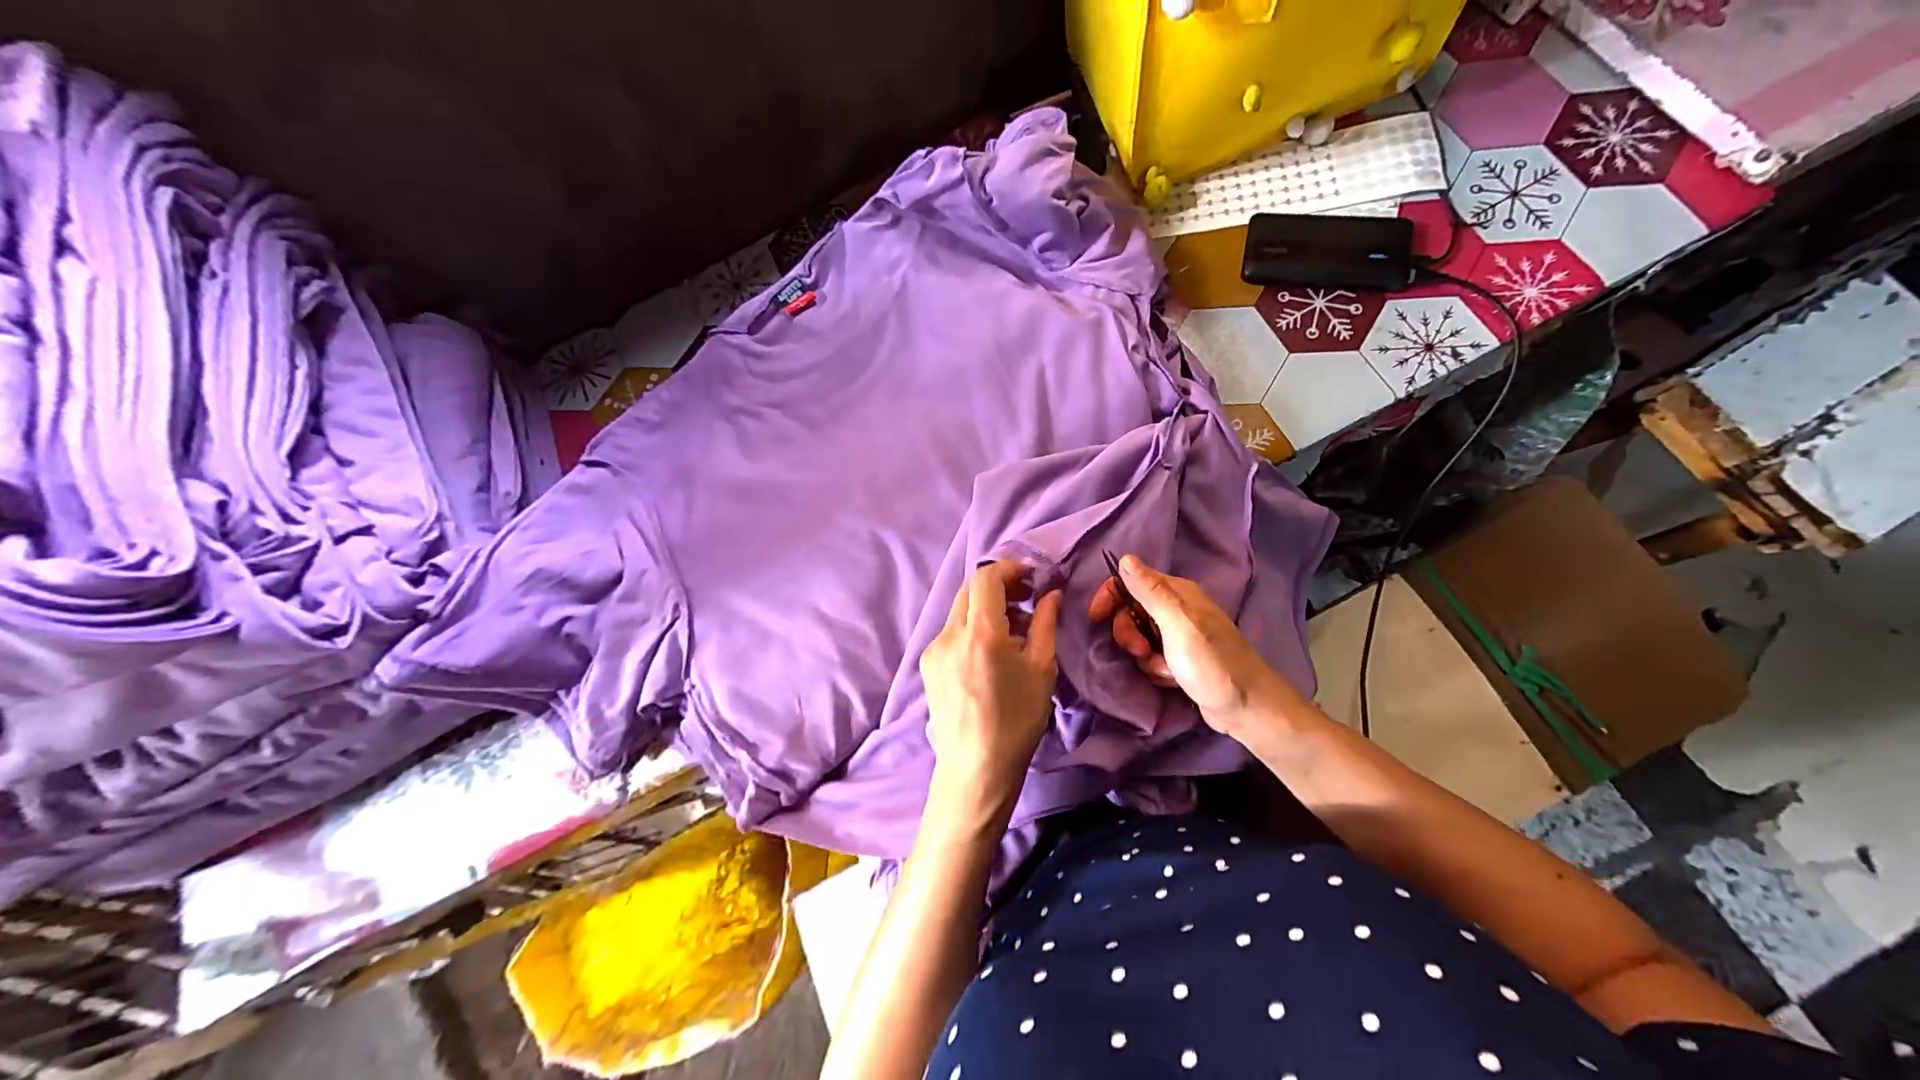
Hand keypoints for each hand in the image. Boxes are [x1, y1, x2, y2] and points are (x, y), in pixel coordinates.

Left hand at [919, 561, 1062, 818]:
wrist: (976, 767)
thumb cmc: (1017, 720)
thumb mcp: (1042, 669)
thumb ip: (1045, 623)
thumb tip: (1051, 593)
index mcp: (980, 633)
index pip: (986, 578)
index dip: (1010, 569)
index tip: (1032, 578)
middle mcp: (949, 634)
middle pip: (970, 590)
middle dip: (999, 585)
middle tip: (1027, 598)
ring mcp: (934, 649)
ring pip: (959, 610)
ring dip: (986, 607)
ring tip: (1015, 629)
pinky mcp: (928, 665)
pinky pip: (952, 632)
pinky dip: (973, 628)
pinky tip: (992, 651)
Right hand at [1089, 554, 1287, 732]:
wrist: (1246, 709)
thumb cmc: (1212, 664)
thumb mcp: (1178, 625)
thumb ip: (1150, 592)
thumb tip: (1125, 558)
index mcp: (1178, 593)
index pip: (1130, 581)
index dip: (1110, 597)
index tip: (1096, 619)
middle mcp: (1178, 609)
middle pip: (1131, 611)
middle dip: (1129, 633)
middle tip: (1141, 651)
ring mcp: (1180, 635)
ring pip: (1140, 637)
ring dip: (1145, 656)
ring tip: (1164, 669)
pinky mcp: (1181, 659)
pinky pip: (1152, 657)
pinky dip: (1156, 669)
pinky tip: (1171, 678)